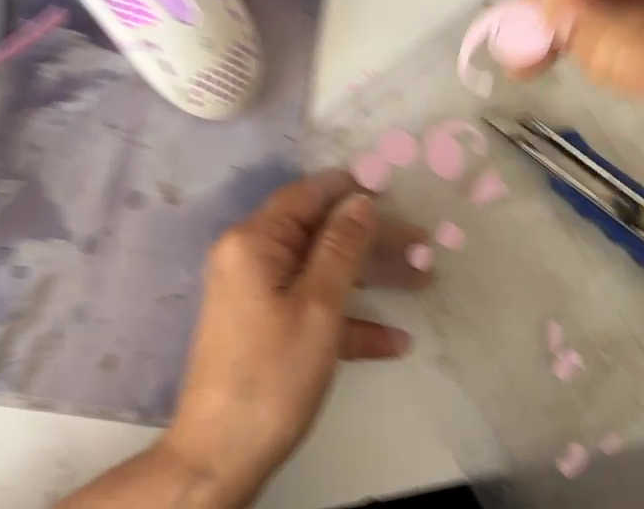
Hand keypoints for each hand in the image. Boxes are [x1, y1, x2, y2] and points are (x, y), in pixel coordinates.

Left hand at [159, 171, 428, 505]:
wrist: (220, 454)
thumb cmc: (272, 374)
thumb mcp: (317, 306)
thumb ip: (341, 248)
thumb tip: (360, 200)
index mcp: (253, 241)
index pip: (306, 195)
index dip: (350, 189)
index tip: (394, 188)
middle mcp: (248, 257)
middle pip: (316, 233)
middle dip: (370, 238)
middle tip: (422, 244)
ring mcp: (253, 294)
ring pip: (318, 271)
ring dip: (367, 277)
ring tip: (421, 280)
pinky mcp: (261, 327)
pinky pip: (308, 308)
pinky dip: (346, 319)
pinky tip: (392, 341)